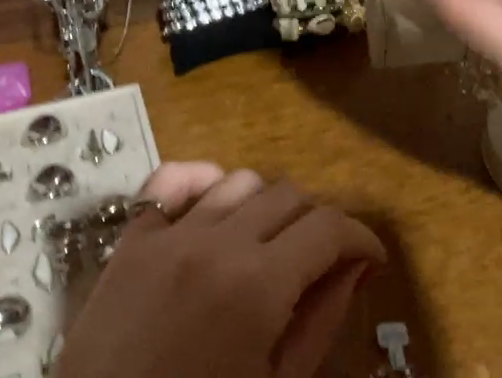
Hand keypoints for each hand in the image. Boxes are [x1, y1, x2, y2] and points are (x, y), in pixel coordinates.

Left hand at [59, 163, 384, 377]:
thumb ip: (321, 320)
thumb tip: (357, 267)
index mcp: (260, 284)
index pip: (330, 227)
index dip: (360, 237)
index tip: (369, 258)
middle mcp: (220, 241)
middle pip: (290, 195)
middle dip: (317, 222)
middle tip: (318, 260)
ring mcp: (171, 234)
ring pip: (241, 181)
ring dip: (265, 205)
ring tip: (266, 241)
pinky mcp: (131, 239)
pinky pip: (171, 180)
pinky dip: (200, 181)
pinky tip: (213, 205)